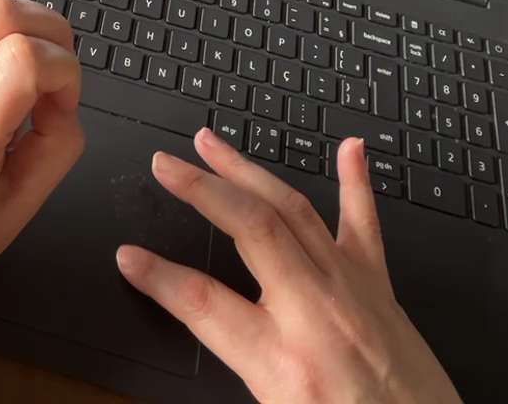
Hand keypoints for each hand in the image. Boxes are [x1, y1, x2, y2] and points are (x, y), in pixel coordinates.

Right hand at [116, 132, 462, 403]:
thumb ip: (238, 363)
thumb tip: (194, 316)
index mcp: (286, 363)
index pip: (205, 303)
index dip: (158, 277)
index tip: (128, 255)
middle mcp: (318, 313)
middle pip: (251, 228)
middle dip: (201, 188)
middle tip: (165, 163)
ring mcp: (352, 289)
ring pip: (293, 209)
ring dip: (247, 170)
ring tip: (211, 143)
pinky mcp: (379, 286)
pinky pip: (365, 225)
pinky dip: (356, 182)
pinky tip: (352, 147)